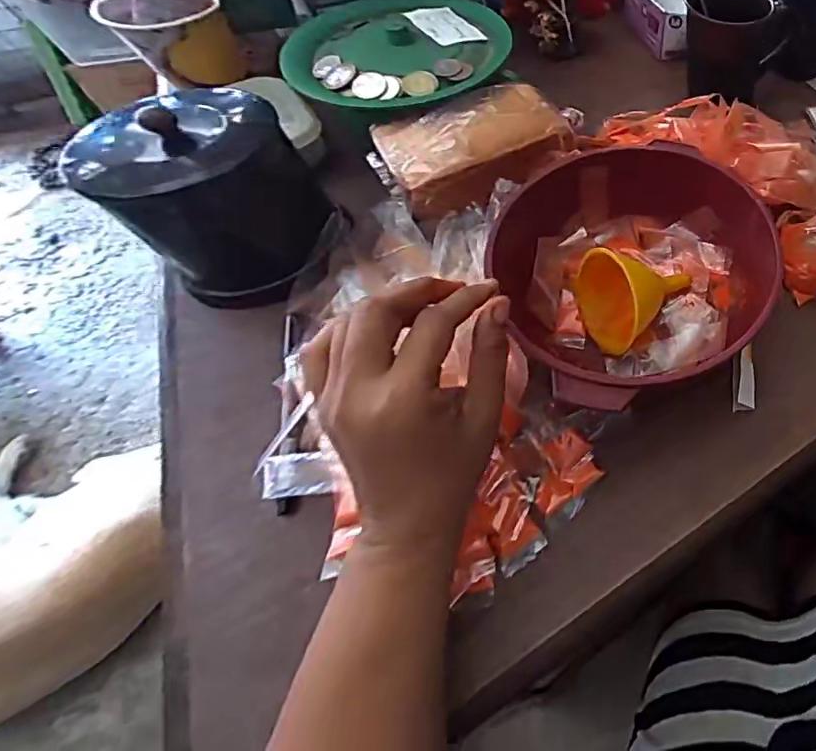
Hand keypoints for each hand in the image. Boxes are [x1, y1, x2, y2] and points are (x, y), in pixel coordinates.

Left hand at [300, 278, 510, 560]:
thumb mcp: (484, 415)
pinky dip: (347, 326)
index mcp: (402, 398)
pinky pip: (320, 347)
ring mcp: (329, 396)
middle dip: (419, 290)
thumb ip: (491, 355)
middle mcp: (356, 390)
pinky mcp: (318, 403)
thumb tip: (497, 305)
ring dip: (386, 304)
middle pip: (377, 310)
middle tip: (452, 292)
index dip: (465, 299)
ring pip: (347, 321)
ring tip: (420, 308)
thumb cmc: (454, 473)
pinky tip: (376, 328)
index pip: (432, 324)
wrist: (406, 524)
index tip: (490, 290)